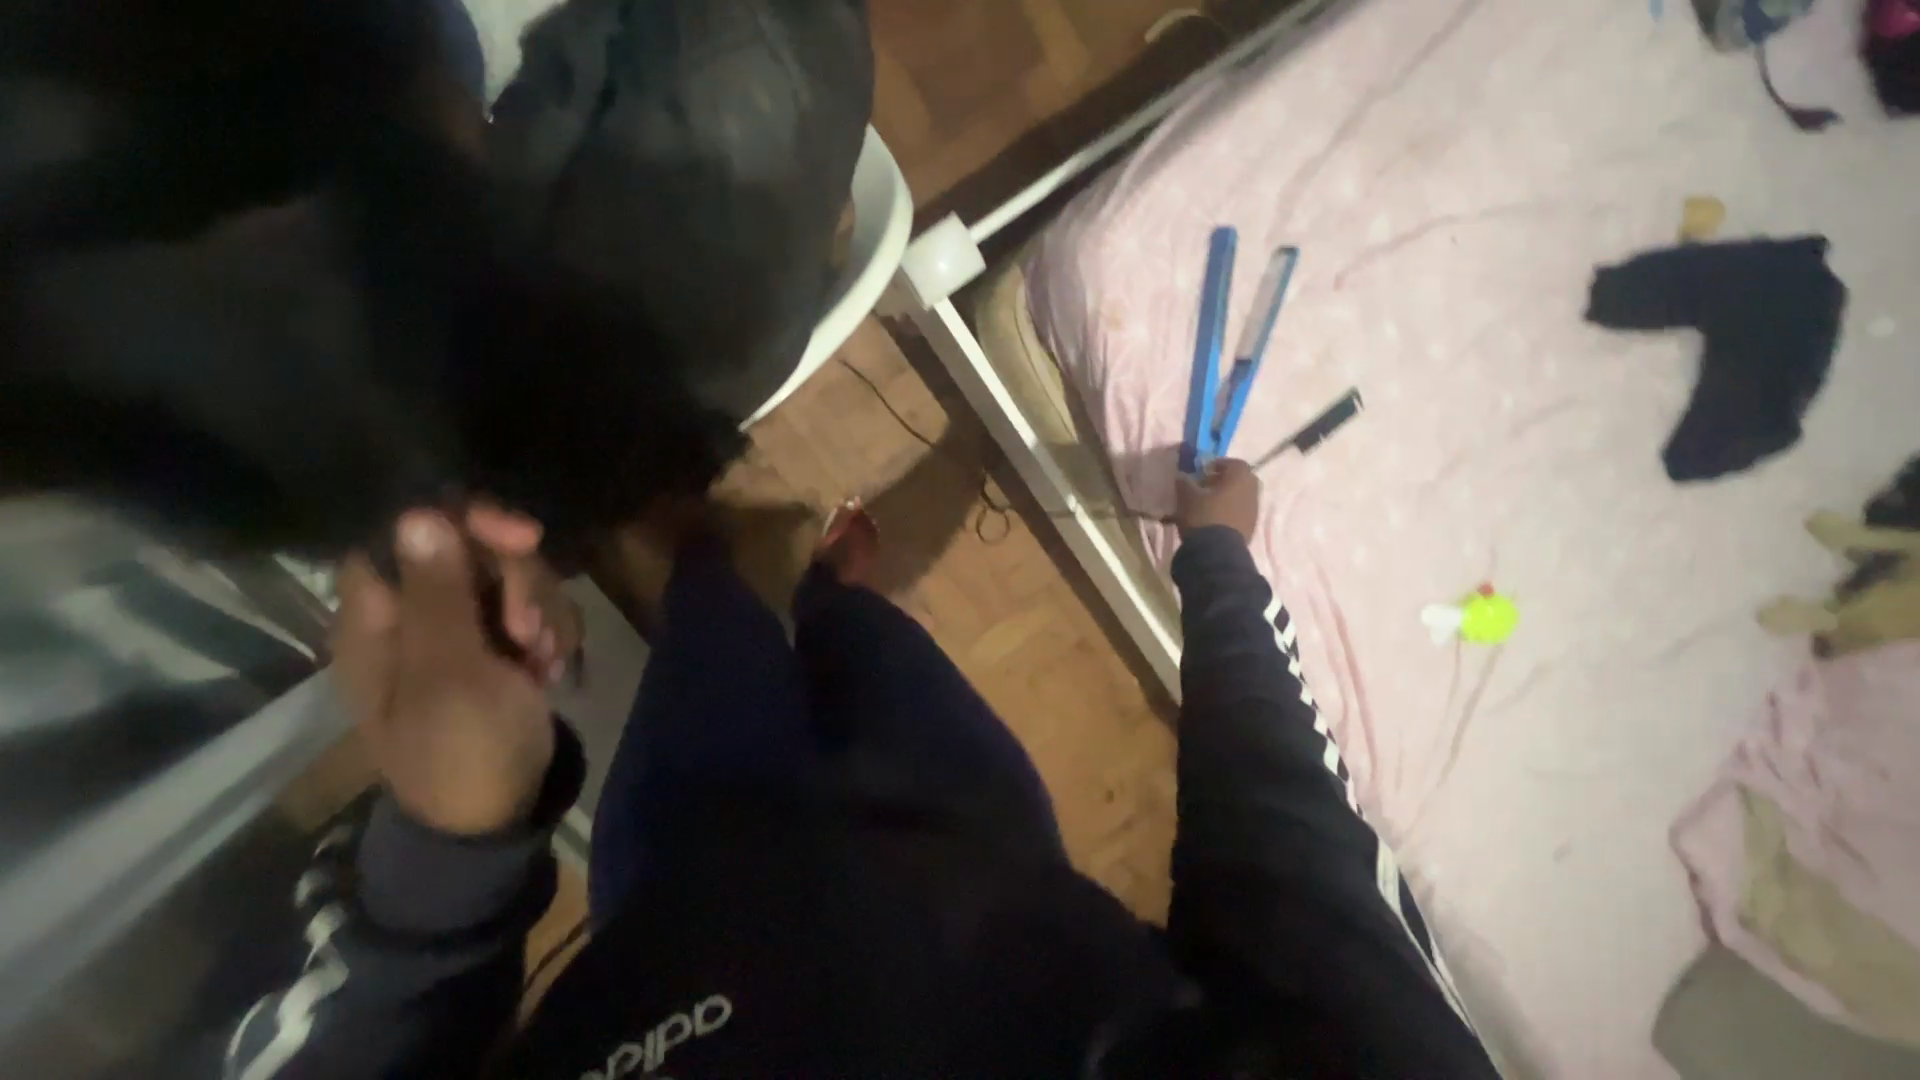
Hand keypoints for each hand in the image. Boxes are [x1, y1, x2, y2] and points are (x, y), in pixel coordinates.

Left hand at [332, 505, 579, 835]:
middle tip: (529, 631)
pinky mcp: (502, 646)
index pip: (408, 533)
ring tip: (543, 660)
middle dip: (517, 581)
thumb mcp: (450, 674)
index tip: (518, 538)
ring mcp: (462, 630)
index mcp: (379, 619)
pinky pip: (535, 608)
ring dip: (542, 610)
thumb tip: (418, 513)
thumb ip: (438, 595)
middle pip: (471, 549)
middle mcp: (416, 614)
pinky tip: (552, 667)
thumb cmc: (462, 750)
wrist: (498, 816)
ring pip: (512, 577)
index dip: (462, 523)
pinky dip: (553, 631)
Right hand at [1175, 458, 1260, 543]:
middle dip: (1222, 482)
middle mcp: (1252, 491)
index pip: (1234, 463)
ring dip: (1225, 498)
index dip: (1218, 465)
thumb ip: (1184, 483)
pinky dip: (1227, 513)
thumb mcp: (1187, 497)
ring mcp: (1253, 511)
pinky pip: (1239, 513)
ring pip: (1239, 498)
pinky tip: (1211, 520)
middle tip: (1205, 487)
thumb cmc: (1203, 516)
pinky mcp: (1250, 528)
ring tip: (1205, 506)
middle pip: (1239, 480)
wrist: (1217, 552)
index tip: (1203, 471)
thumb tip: (1182, 476)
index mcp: (1240, 478)